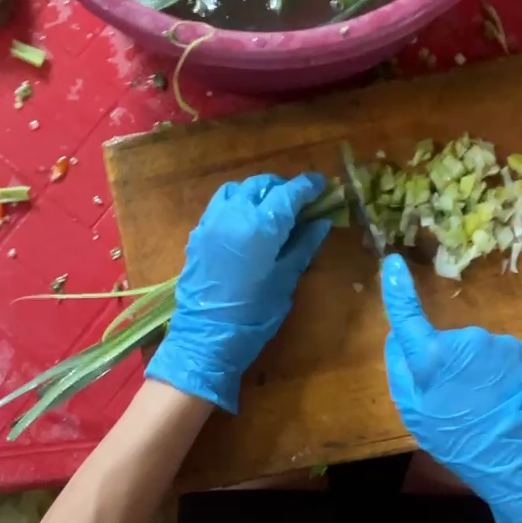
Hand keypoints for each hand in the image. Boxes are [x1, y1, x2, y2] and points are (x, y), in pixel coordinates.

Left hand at [146, 173, 332, 411]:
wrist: (206, 337)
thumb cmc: (253, 316)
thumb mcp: (284, 281)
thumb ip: (303, 247)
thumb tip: (320, 222)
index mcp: (261, 226)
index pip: (290, 193)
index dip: (309, 186)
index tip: (322, 187)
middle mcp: (235, 213)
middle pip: (263, 185)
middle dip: (284, 188)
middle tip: (300, 203)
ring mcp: (212, 221)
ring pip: (239, 189)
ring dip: (259, 193)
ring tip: (271, 209)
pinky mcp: (199, 233)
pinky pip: (221, 204)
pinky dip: (238, 203)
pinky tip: (246, 221)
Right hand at [379, 255, 521, 522]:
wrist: (514, 459)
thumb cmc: (456, 439)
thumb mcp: (413, 413)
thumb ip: (400, 370)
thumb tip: (398, 336)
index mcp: (433, 358)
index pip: (408, 316)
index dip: (397, 290)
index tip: (392, 263)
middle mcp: (468, 341)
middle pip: (451, 342)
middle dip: (453, 363)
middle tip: (458, 398)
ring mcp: (503, 345)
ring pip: (482, 352)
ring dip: (483, 372)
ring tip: (486, 404)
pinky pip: (508, 359)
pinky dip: (506, 376)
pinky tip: (507, 400)